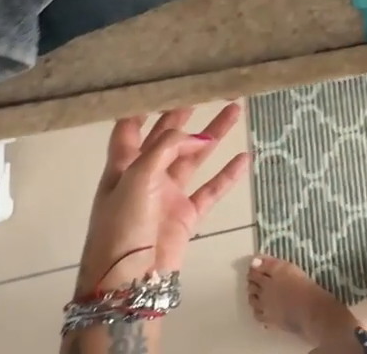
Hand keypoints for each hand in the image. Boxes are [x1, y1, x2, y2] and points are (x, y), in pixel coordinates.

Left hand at [75, 105, 251, 295]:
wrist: (127, 283)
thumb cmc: (121, 226)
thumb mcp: (137, 177)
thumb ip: (167, 148)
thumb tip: (199, 138)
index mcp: (123, 166)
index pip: (129, 129)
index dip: (142, 107)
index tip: (161, 84)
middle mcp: (144, 177)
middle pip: (165, 138)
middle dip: (183, 115)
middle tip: (205, 90)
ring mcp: (167, 196)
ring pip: (194, 158)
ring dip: (213, 135)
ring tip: (235, 110)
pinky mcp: (185, 216)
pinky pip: (210, 190)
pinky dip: (227, 175)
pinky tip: (244, 158)